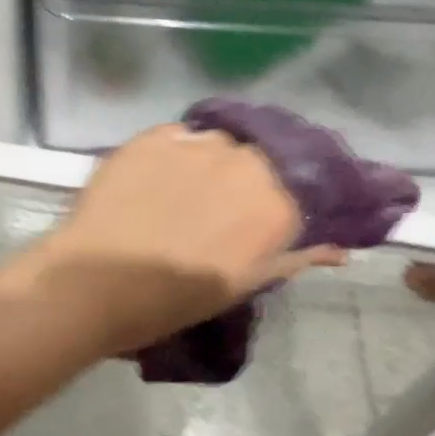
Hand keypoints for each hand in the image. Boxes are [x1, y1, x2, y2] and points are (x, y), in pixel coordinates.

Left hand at [27, 124, 342, 352]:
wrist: (96, 284)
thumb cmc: (173, 300)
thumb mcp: (242, 286)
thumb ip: (295, 258)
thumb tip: (338, 249)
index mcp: (277, 206)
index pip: (301, 191)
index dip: (280, 204)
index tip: (261, 219)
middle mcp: (247, 163)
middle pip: (262, 161)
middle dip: (248, 180)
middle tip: (220, 209)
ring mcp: (199, 144)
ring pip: (221, 144)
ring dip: (212, 163)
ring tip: (184, 192)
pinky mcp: (155, 135)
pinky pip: (180, 137)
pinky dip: (176, 154)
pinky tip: (157, 180)